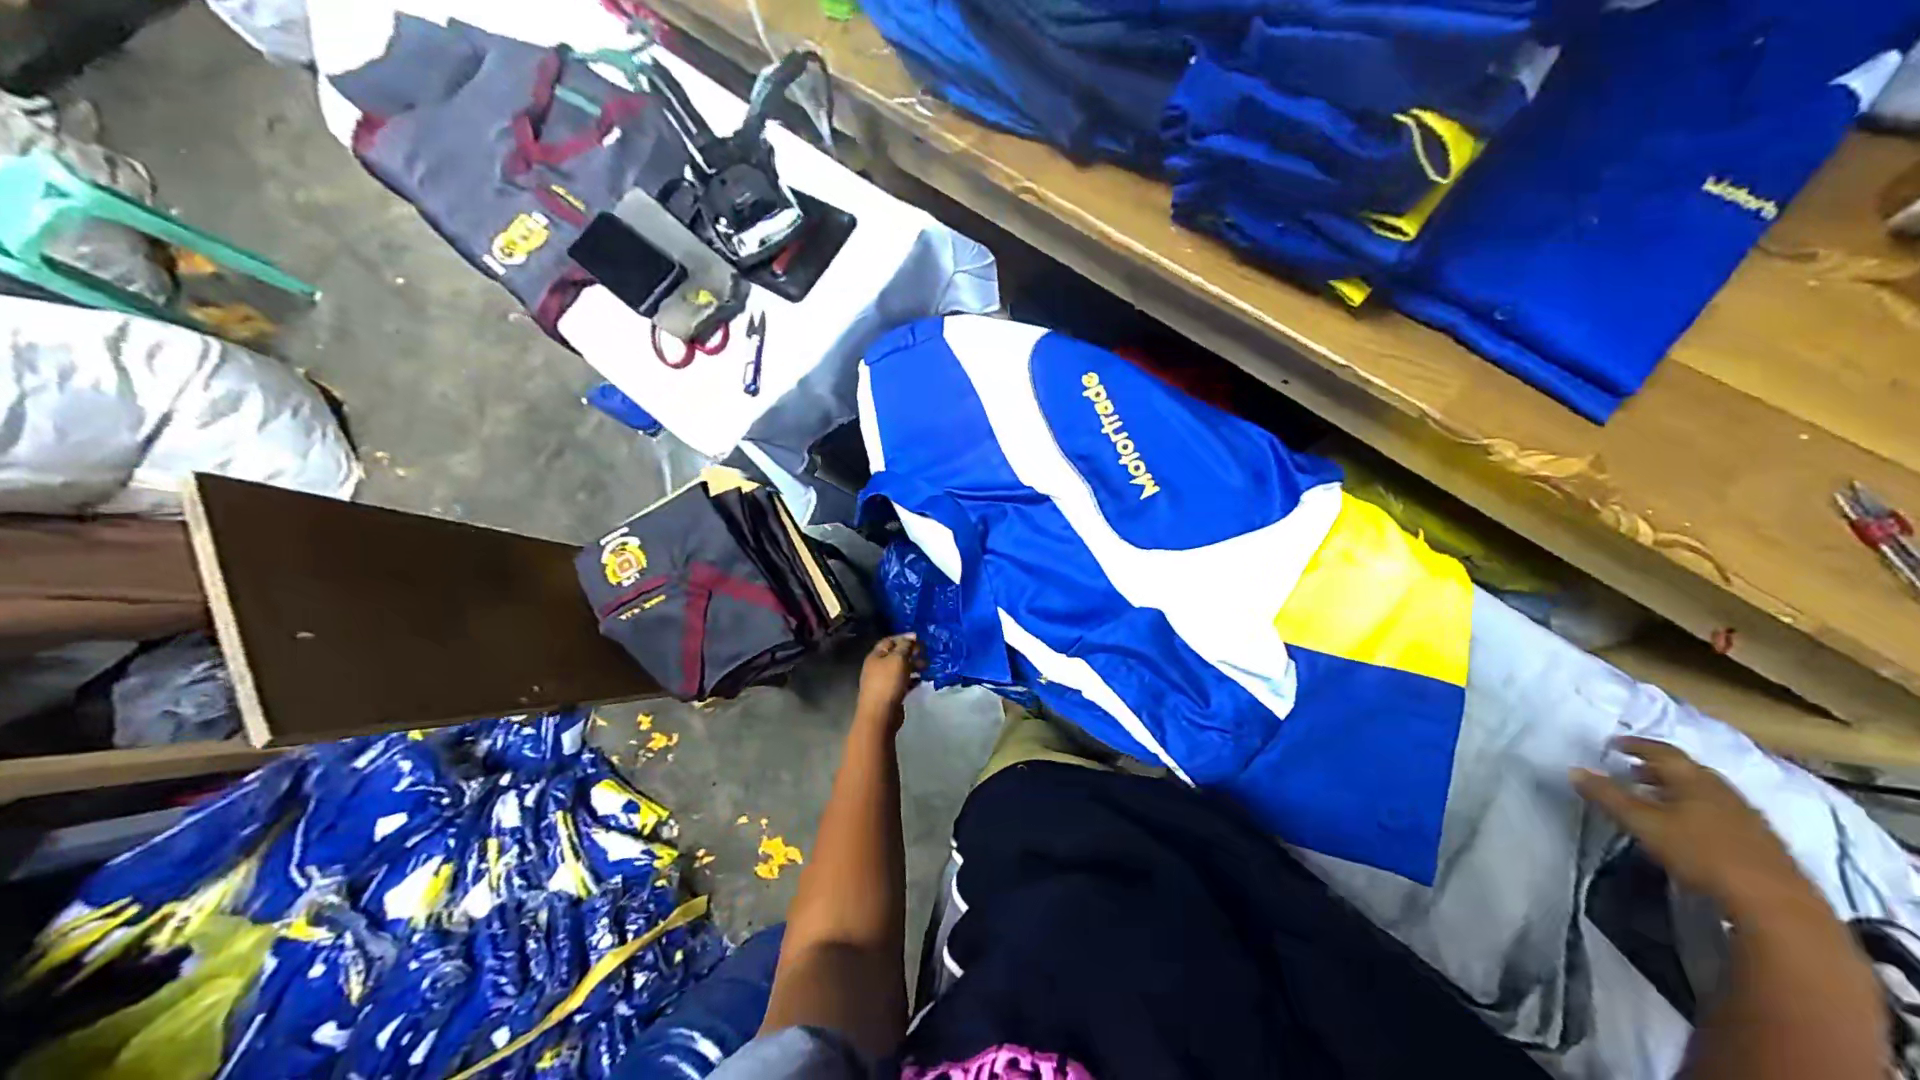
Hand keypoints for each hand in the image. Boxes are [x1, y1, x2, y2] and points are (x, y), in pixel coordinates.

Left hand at [856, 633, 923, 731]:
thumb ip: (905, 646)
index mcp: (875, 656)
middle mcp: (877, 667)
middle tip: (925, 654)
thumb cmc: (888, 682)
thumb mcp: (899, 658)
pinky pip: (903, 682)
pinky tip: (921, 680)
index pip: (889, 641)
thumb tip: (911, 637)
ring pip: (900, 669)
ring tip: (926, 668)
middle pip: (895, 655)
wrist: (880, 714)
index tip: (919, 639)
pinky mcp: (890, 694)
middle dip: (911, 653)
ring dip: (913, 666)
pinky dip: (912, 680)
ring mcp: (883, 682)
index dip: (904, 638)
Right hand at [1573, 737, 1816, 920]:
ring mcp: (1747, 817)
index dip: (1637, 745)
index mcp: (1695, 780)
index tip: (1614, 743)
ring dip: (1677, 790)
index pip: (1663, 752)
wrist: (1775, 904)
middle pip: (1687, 771)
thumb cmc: (1701, 854)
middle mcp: (1723, 791)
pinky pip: (1719, 812)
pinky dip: (1695, 809)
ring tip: (1654, 798)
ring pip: (1704, 793)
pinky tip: (1687, 825)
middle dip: (1656, 768)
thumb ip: (1608, 796)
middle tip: (1630, 771)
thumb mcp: (1643, 823)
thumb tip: (1575, 770)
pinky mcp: (1760, 841)